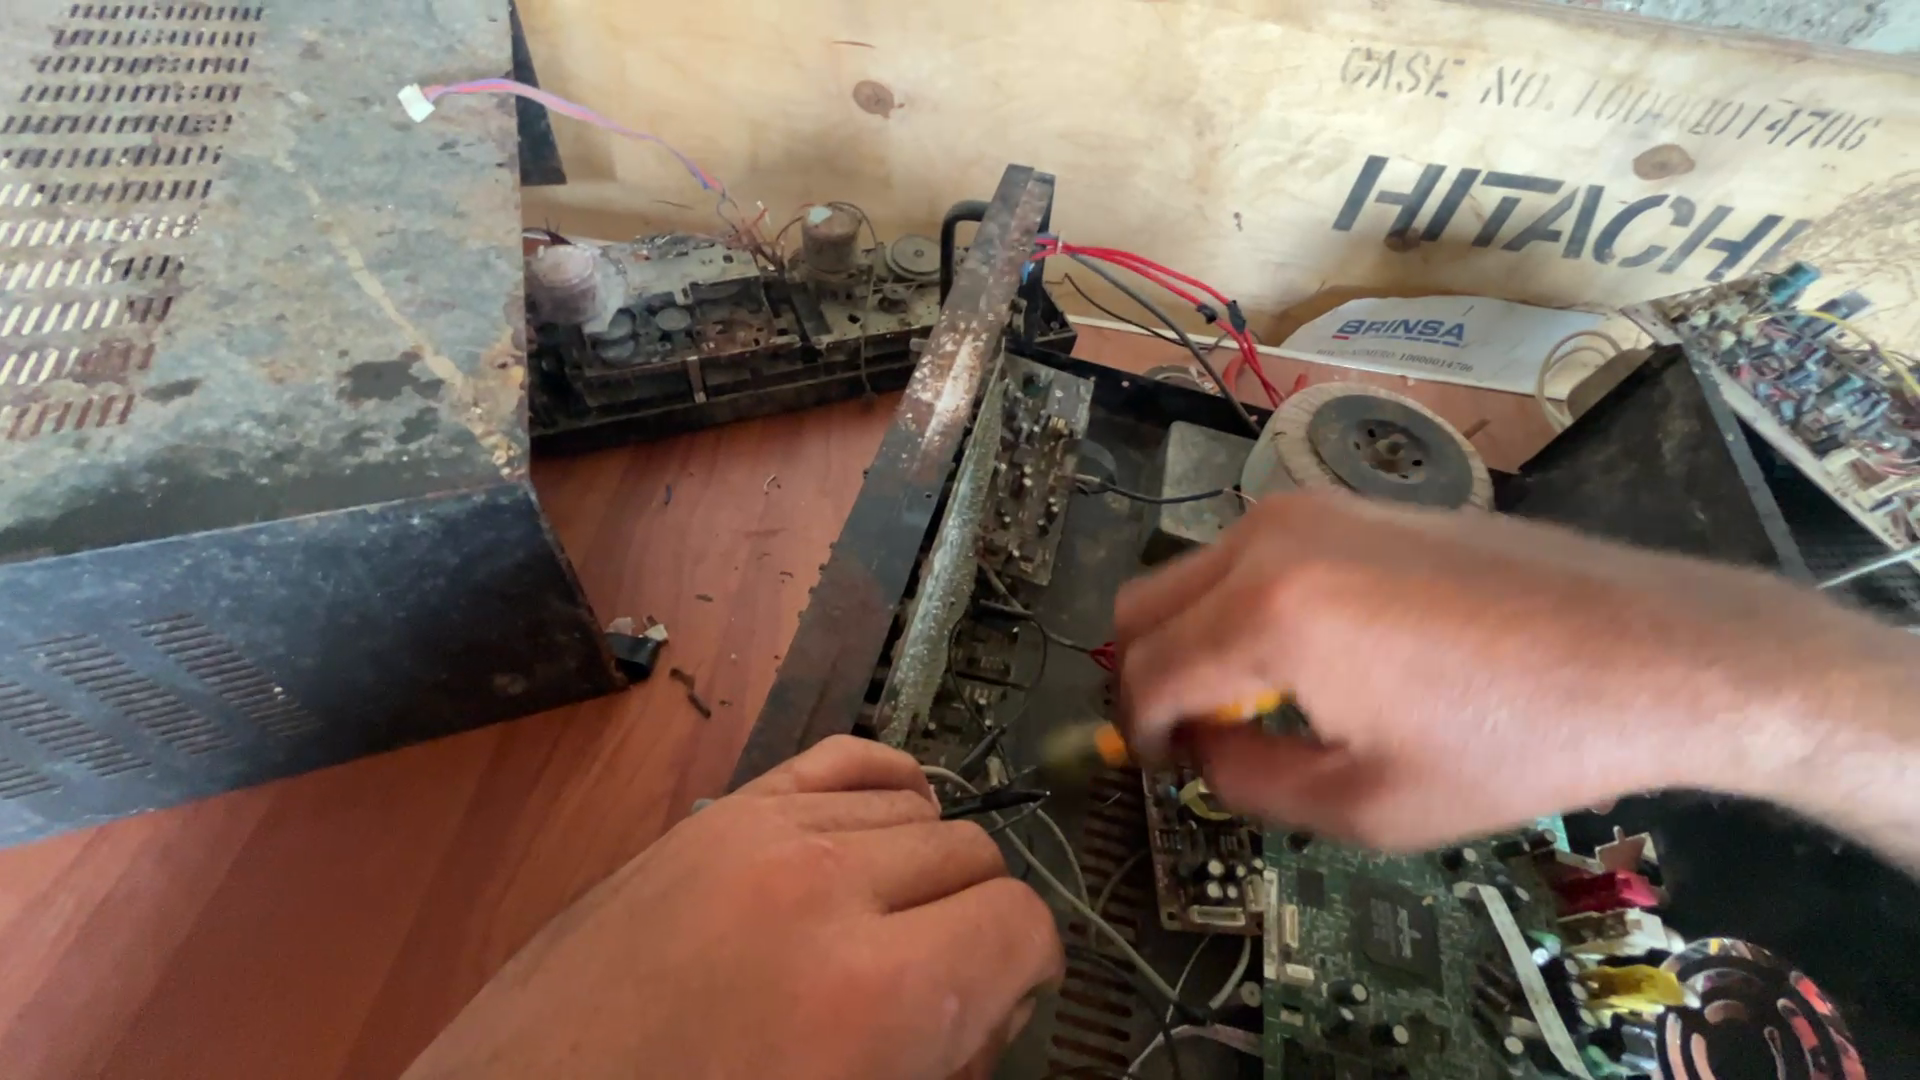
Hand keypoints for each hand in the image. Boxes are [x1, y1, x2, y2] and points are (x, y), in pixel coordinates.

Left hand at [404, 736, 1062, 1079]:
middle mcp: (827, 886)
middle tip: (938, 981)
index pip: (1018, 922)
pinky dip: (885, 787)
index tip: (1001, 999)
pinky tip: (880, 830)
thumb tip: (992, 998)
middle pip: (973, 852)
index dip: (1028, 967)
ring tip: (890, 919)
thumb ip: (949, 1060)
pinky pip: (845, 759)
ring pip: (918, 804)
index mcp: (870, 995)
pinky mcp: (721, 813)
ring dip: (925, 863)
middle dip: (977, 919)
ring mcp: (764, 831)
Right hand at [1114, 491, 1919, 852]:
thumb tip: (1195, 746)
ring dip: (1188, 637)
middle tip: (1191, 728)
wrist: (1647, 646)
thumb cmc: (1513, 742)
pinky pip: (1235, 555)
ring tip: (1249, 692)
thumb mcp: (1367, 806)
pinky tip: (1297, 647)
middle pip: (1139, 606)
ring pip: (1182, 575)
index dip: (1139, 729)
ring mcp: (1295, 510)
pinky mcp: (1329, 502)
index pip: (1148, 672)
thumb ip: (1245, 782)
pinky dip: (1229, 604)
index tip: (1164, 765)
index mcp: (1267, 617)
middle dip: (1144, 674)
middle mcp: (1262, 543)